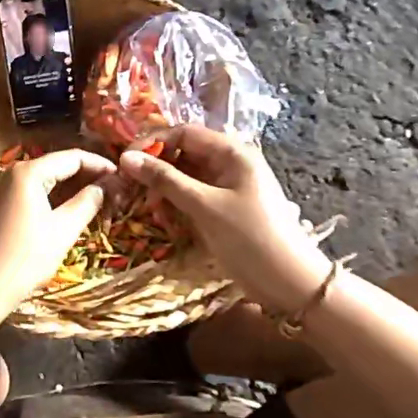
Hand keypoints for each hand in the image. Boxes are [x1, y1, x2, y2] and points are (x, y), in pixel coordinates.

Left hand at [0, 149, 114, 335]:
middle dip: (89, 176)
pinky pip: (38, 191)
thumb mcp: (64, 229)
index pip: (74, 157)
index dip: (101, 165)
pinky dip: (59, 197)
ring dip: (75, 188)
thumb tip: (112, 184)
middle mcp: (16, 172)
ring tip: (103, 201)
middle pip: (61, 165)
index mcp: (30, 171)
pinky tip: (77, 209)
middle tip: (117, 191)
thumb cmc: (26, 257)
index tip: (124, 176)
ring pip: (50, 179)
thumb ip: (90, 200)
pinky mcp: (5, 203)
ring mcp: (8, 187)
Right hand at [118, 126, 330, 312]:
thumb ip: (166, 180)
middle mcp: (230, 163)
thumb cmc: (250, 238)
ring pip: (187, 177)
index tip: (125, 162)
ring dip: (165, 189)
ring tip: (150, 210)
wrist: (291, 283)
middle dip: (157, 169)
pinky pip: (194, 197)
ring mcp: (229, 187)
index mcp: (231, 152)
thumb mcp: (204, 206)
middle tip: (133, 190)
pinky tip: (165, 219)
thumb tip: (126, 158)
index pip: (184, 133)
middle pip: (184, 153)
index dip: (153, 143)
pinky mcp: (226, 210)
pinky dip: (177, 204)